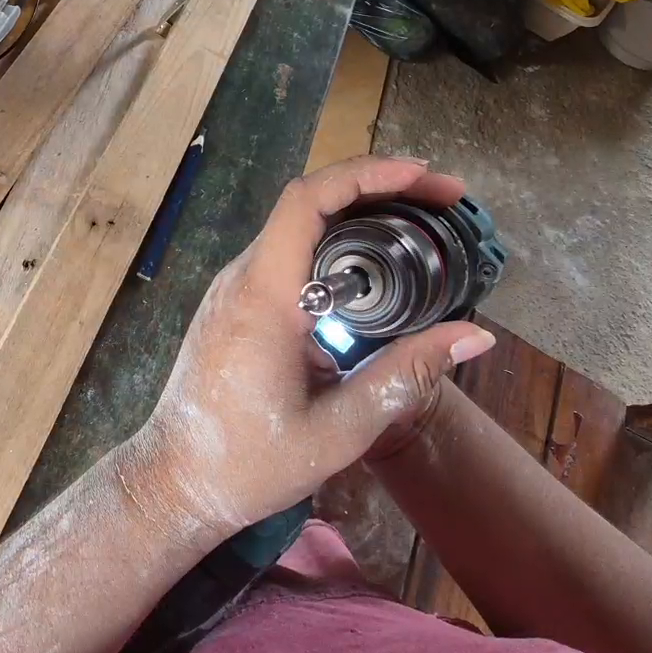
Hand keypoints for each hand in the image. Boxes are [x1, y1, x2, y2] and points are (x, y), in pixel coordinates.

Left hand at [115, 156, 497, 542]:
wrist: (176, 477)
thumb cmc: (250, 461)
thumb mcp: (338, 429)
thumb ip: (405, 377)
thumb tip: (475, 335)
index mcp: (263, 296)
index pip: (306, 202)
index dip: (365, 175)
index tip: (421, 175)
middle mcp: (242, 278)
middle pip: (307, 203)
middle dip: (376, 187)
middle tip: (442, 198)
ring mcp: (233, 287)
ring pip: (296, 226)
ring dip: (357, 213)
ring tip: (421, 220)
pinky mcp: (235, 302)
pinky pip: (287, 253)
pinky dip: (334, 242)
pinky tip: (375, 263)